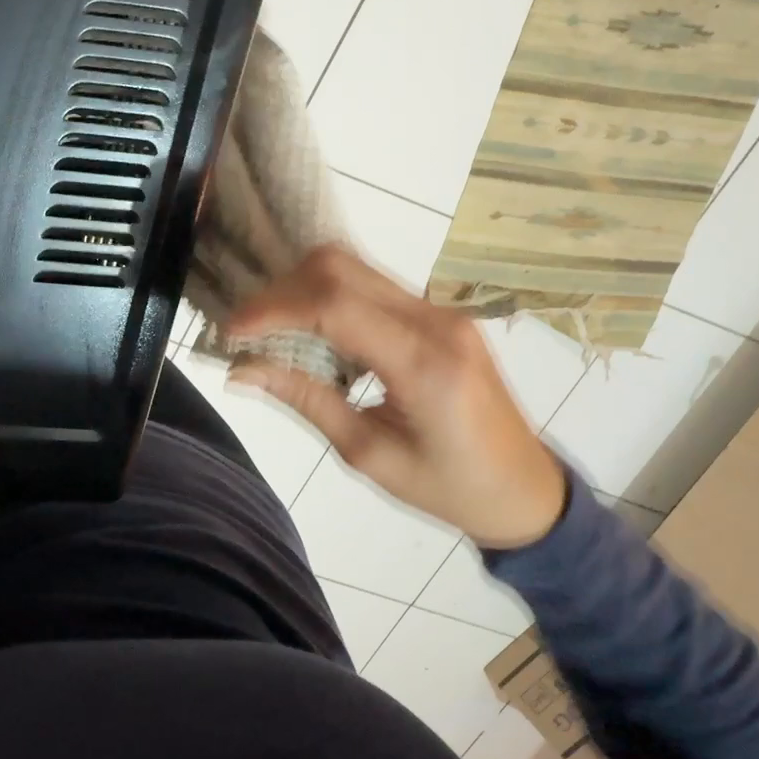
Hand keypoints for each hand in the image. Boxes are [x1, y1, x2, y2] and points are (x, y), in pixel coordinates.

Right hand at [227, 246, 566, 548]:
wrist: (527, 491)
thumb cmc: (448, 487)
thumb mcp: (367, 453)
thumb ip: (306, 400)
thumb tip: (241, 369)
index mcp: (425, 363)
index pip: (334, 306)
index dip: (272, 310)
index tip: (230, 332)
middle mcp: (436, 321)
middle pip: (340, 268)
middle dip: (280, 290)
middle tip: (248, 330)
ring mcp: (441, 312)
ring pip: (352, 267)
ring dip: (300, 289)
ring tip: (271, 329)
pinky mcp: (438, 314)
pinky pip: (368, 285)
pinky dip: (325, 297)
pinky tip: (309, 332)